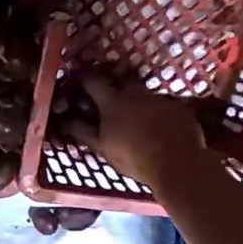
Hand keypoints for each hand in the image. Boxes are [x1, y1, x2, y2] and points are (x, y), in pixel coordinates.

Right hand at [77, 76, 206, 185]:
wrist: (178, 164)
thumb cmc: (133, 156)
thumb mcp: (101, 146)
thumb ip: (82, 131)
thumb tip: (63, 120)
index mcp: (112, 102)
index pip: (92, 80)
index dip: (84, 78)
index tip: (80, 81)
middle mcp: (136, 94)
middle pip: (122, 82)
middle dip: (116, 89)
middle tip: (113, 104)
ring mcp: (160, 99)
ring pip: (144, 96)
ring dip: (139, 104)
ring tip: (139, 122)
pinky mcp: (179, 108)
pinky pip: (164, 106)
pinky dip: (159, 114)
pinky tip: (160, 130)